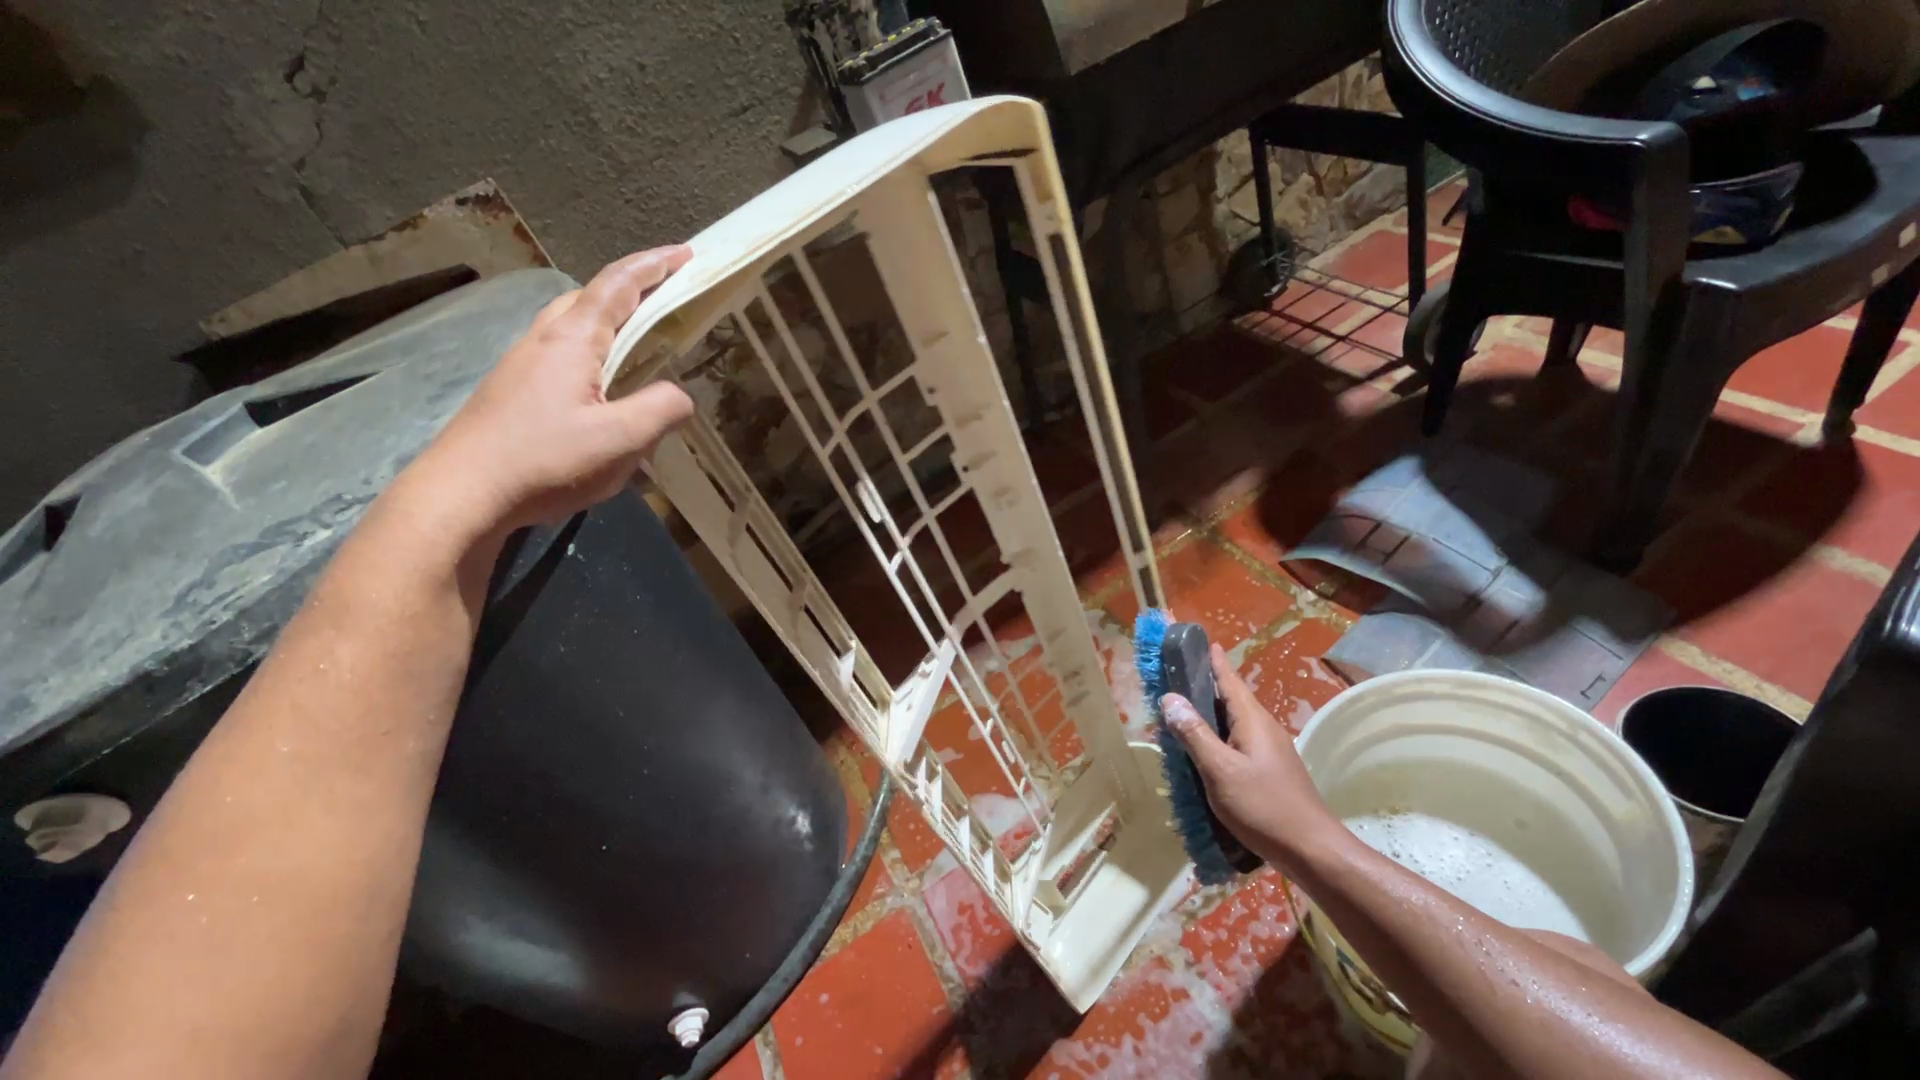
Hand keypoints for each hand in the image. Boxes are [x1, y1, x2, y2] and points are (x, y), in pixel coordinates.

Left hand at [408, 246, 697, 534]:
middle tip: (667, 294)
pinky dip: (592, 349)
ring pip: (571, 325)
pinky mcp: (513, 392)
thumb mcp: (620, 441)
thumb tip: (681, 397)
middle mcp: (544, 340)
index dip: (654, 266)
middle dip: (631, 287)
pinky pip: (561, 353)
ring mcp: (522, 365)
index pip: (618, 285)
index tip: (685, 253)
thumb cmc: (545, 461)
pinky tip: (602, 383)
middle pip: (590, 297)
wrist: (463, 493)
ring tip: (640, 338)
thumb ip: (660, 410)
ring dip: (609, 319)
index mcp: (574, 340)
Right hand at [1161, 644, 1346, 866]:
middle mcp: (1263, 728)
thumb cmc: (1263, 806)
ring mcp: (1268, 750)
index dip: (1212, 660)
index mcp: (1252, 720)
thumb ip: (1195, 734)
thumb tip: (1170, 698)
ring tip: (1178, 713)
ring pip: (1232, 722)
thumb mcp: (1220, 770)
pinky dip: (1216, 738)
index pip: (1229, 679)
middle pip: (1230, 698)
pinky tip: (1200, 752)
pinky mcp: (1268, 770)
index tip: (1197, 639)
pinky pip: (1236, 742)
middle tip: (1173, 677)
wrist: (1310, 849)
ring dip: (1208, 715)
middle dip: (1203, 686)